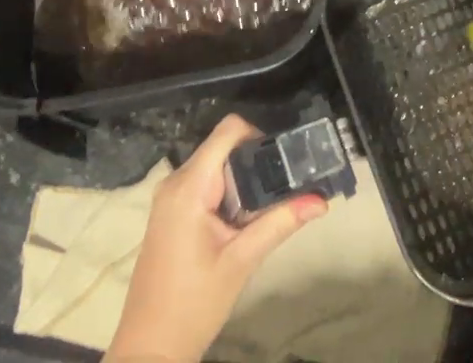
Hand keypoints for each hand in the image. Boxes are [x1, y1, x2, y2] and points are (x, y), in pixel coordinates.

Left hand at [107, 114, 327, 362]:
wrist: (151, 346)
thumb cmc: (193, 303)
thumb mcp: (242, 261)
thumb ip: (280, 222)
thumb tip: (321, 200)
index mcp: (189, 186)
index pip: (228, 131)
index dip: (260, 135)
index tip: (287, 159)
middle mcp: (176, 182)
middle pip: (225, 148)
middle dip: (258, 162)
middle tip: (289, 186)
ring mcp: (171, 197)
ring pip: (218, 168)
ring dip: (246, 181)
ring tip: (273, 205)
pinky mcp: (173, 213)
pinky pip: (207, 185)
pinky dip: (231, 194)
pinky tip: (248, 221)